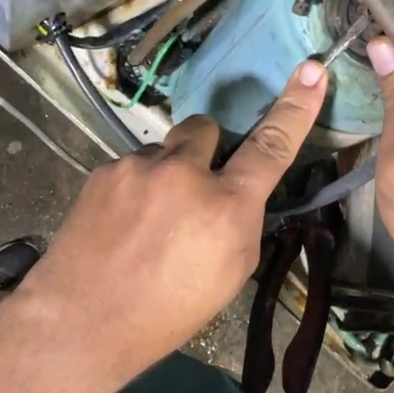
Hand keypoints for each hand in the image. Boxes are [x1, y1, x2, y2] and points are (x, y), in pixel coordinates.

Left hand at [15, 62, 328, 375]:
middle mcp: (183, 175)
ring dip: (164, 173)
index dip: (295, 110)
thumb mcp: (229, 274)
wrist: (82, 321)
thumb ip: (240, 222)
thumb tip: (235, 193)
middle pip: (205, 128)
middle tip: (190, 189)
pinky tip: (119, 223)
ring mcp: (137, 167)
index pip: (270, 148)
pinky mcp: (103, 171)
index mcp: (226, 208)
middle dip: (204, 150)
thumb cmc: (166, 313)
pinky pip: (130, 166)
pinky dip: (133, 188)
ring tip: (145, 221)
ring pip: (162, 151)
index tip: (311, 71)